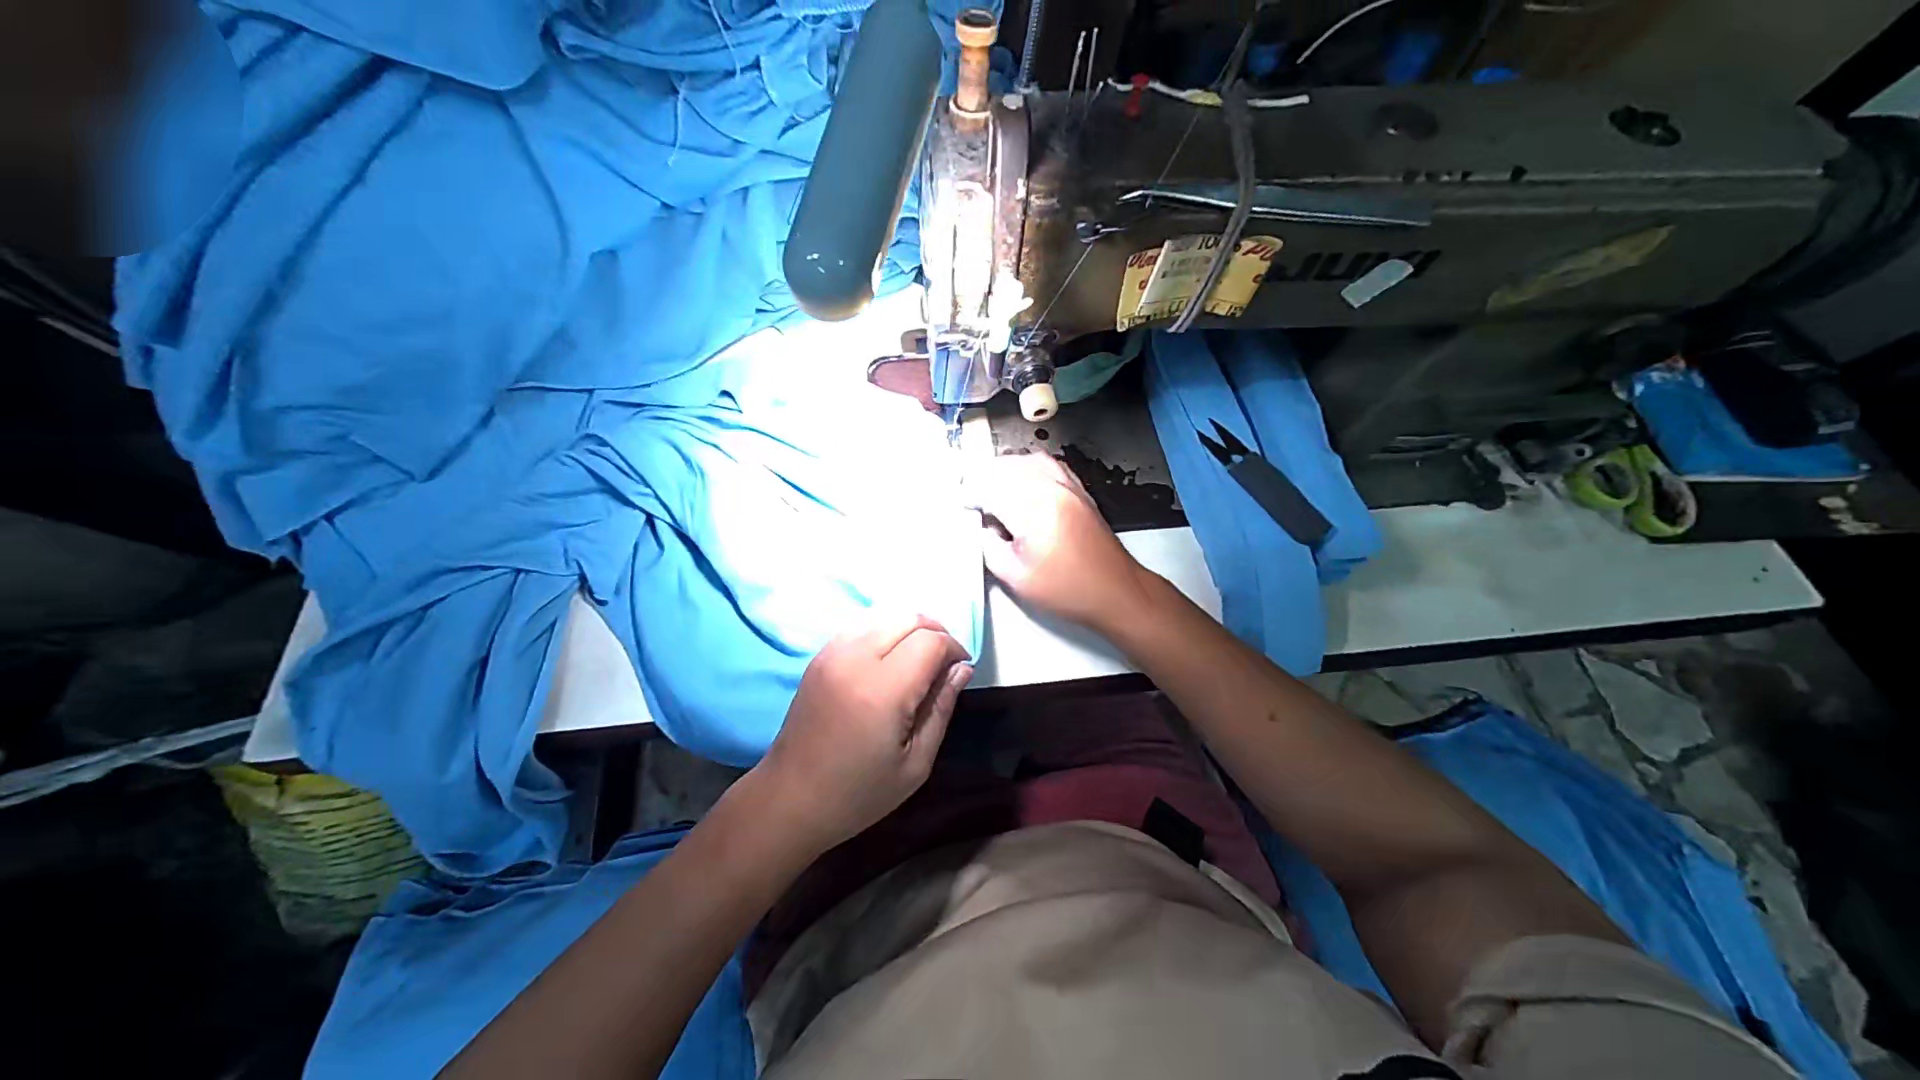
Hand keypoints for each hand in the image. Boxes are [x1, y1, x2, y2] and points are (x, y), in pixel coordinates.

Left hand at [751, 613, 971, 852]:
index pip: (930, 641)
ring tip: (919, 663)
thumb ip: (941, 708)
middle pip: (908, 619)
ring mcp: (832, 654)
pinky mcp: (819, 657)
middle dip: (936, 634)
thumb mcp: (916, 763)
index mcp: (882, 690)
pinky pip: (861, 628)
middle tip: (945, 665)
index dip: (954, 649)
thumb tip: (961, 669)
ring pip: (884, 617)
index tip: (961, 671)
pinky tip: (889, 663)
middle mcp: (855, 659)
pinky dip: (884, 634)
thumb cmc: (859, 793)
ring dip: (909, 631)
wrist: (790, 799)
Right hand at [964, 452, 1156, 633]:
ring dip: (1004, 470)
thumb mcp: (1016, 578)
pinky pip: (1048, 464)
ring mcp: (1068, 486)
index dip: (969, 495)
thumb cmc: (1072, 590)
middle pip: (1005, 466)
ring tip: (991, 489)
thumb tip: (980, 529)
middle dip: (983, 479)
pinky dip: (1028, 467)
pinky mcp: (1078, 491)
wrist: (1116, 591)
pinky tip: (1020, 482)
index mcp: (1035, 509)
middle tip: (971, 498)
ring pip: (1026, 459)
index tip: (961, 505)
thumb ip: (989, 547)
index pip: (989, 486)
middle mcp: (1053, 489)